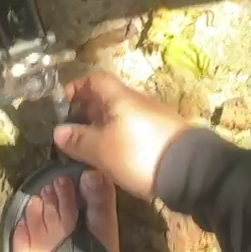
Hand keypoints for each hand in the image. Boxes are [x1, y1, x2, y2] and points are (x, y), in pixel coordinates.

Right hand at [52, 72, 193, 201]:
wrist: (191, 172)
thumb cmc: (140, 153)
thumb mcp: (103, 150)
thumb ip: (79, 140)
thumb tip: (58, 131)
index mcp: (121, 97)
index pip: (95, 79)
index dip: (76, 87)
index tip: (62, 103)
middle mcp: (138, 101)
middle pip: (108, 98)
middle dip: (87, 111)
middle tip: (72, 131)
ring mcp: (154, 118)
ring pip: (121, 116)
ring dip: (104, 127)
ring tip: (90, 148)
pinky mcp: (164, 136)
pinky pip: (134, 130)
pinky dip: (120, 138)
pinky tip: (115, 158)